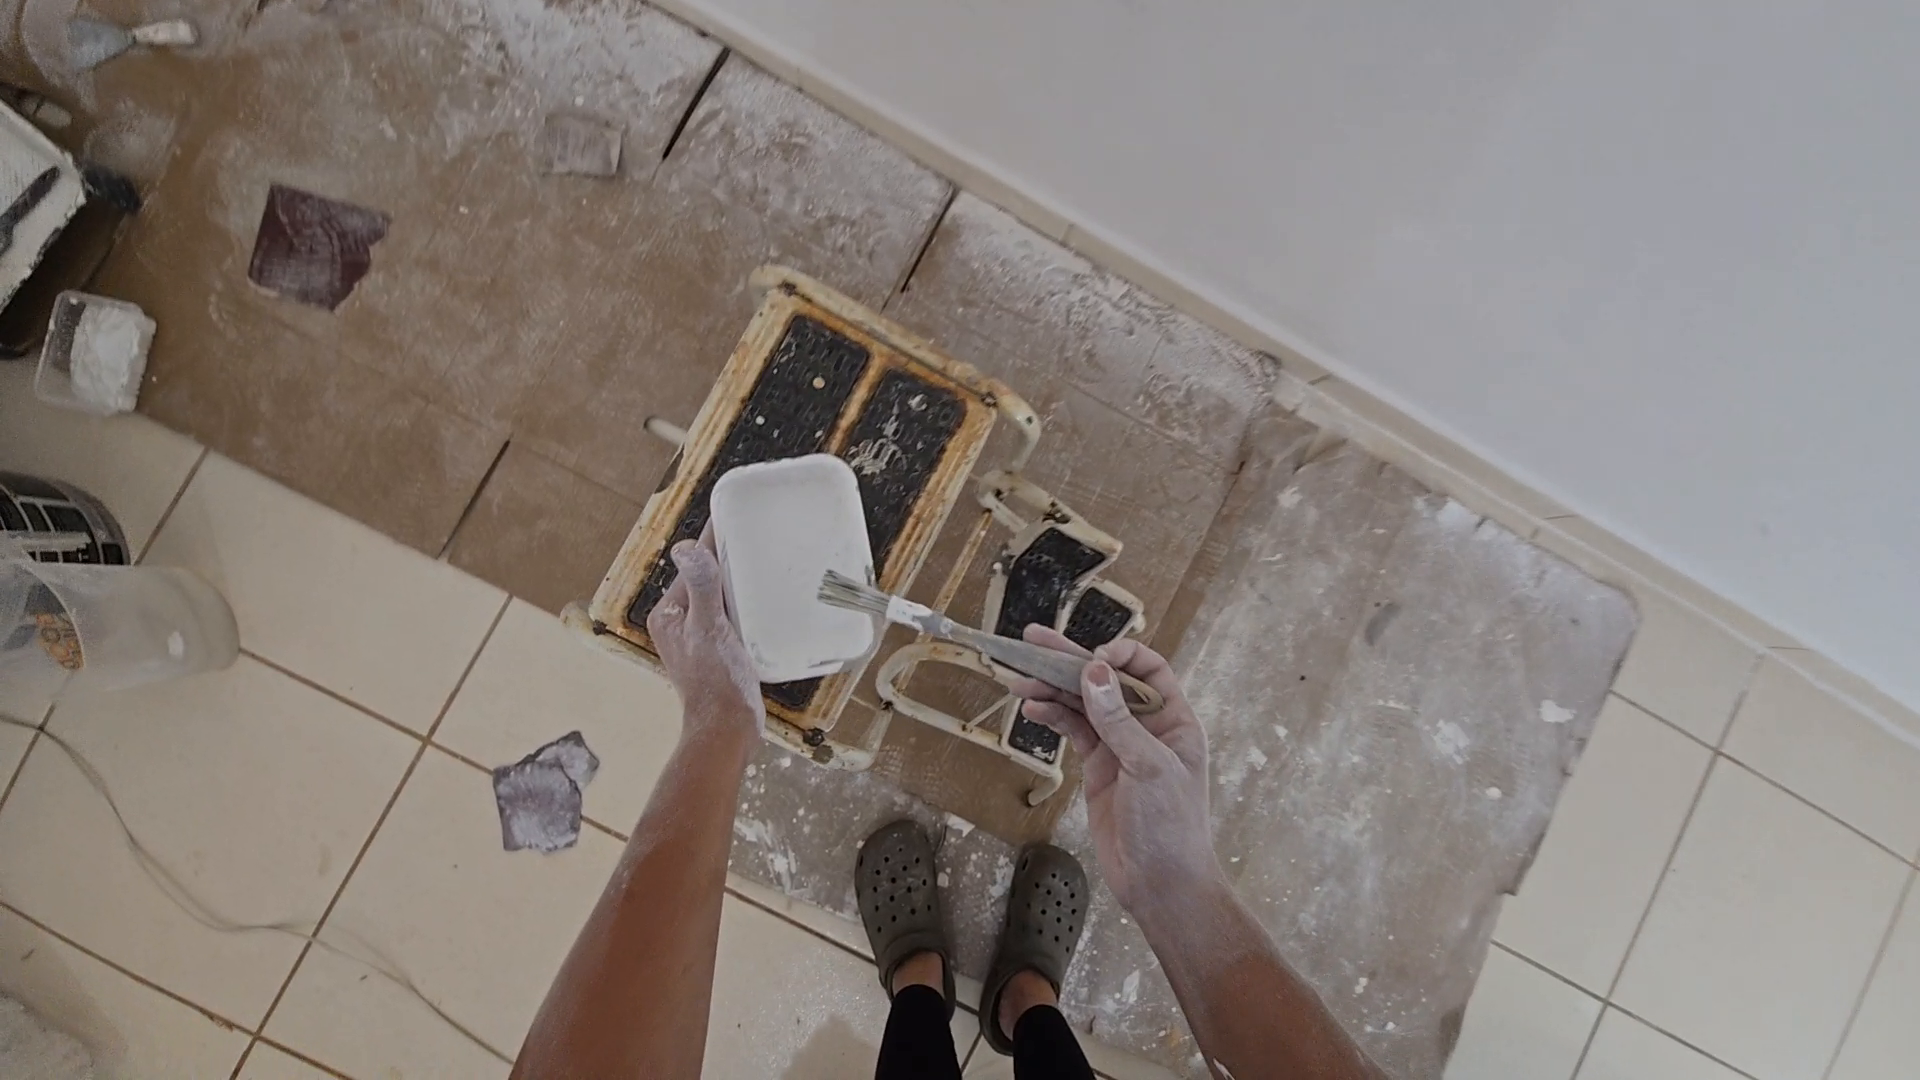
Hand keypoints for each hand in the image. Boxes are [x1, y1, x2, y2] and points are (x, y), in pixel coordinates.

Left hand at [646, 526, 764, 737]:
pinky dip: (748, 603)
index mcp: (671, 614)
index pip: (693, 565)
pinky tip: (769, 599)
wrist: (728, 728)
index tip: (734, 515)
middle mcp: (681, 622)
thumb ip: (700, 587)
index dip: (713, 539)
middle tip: (760, 534)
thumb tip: (687, 547)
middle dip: (729, 558)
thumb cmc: (716, 681)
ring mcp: (701, 637)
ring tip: (768, 560)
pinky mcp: (721, 649)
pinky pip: (734, 615)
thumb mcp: (709, 628)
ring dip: (741, 580)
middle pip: (707, 578)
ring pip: (722, 596)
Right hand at [1011, 627, 1219, 914]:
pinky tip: (1031, 709)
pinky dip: (1051, 717)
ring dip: (1051, 689)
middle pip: (1104, 680)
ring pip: (1081, 704)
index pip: (1146, 668)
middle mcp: (1145, 725)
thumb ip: (1118, 719)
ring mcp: (1118, 744)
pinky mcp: (1096, 765)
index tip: (1089, 662)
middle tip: (1032, 640)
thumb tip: (1093, 671)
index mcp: (1172, 719)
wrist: (1160, 885)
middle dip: (1069, 660)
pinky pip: (1072, 730)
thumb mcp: (1148, 768)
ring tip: (1018, 679)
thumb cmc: (1170, 826)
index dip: (1118, 656)